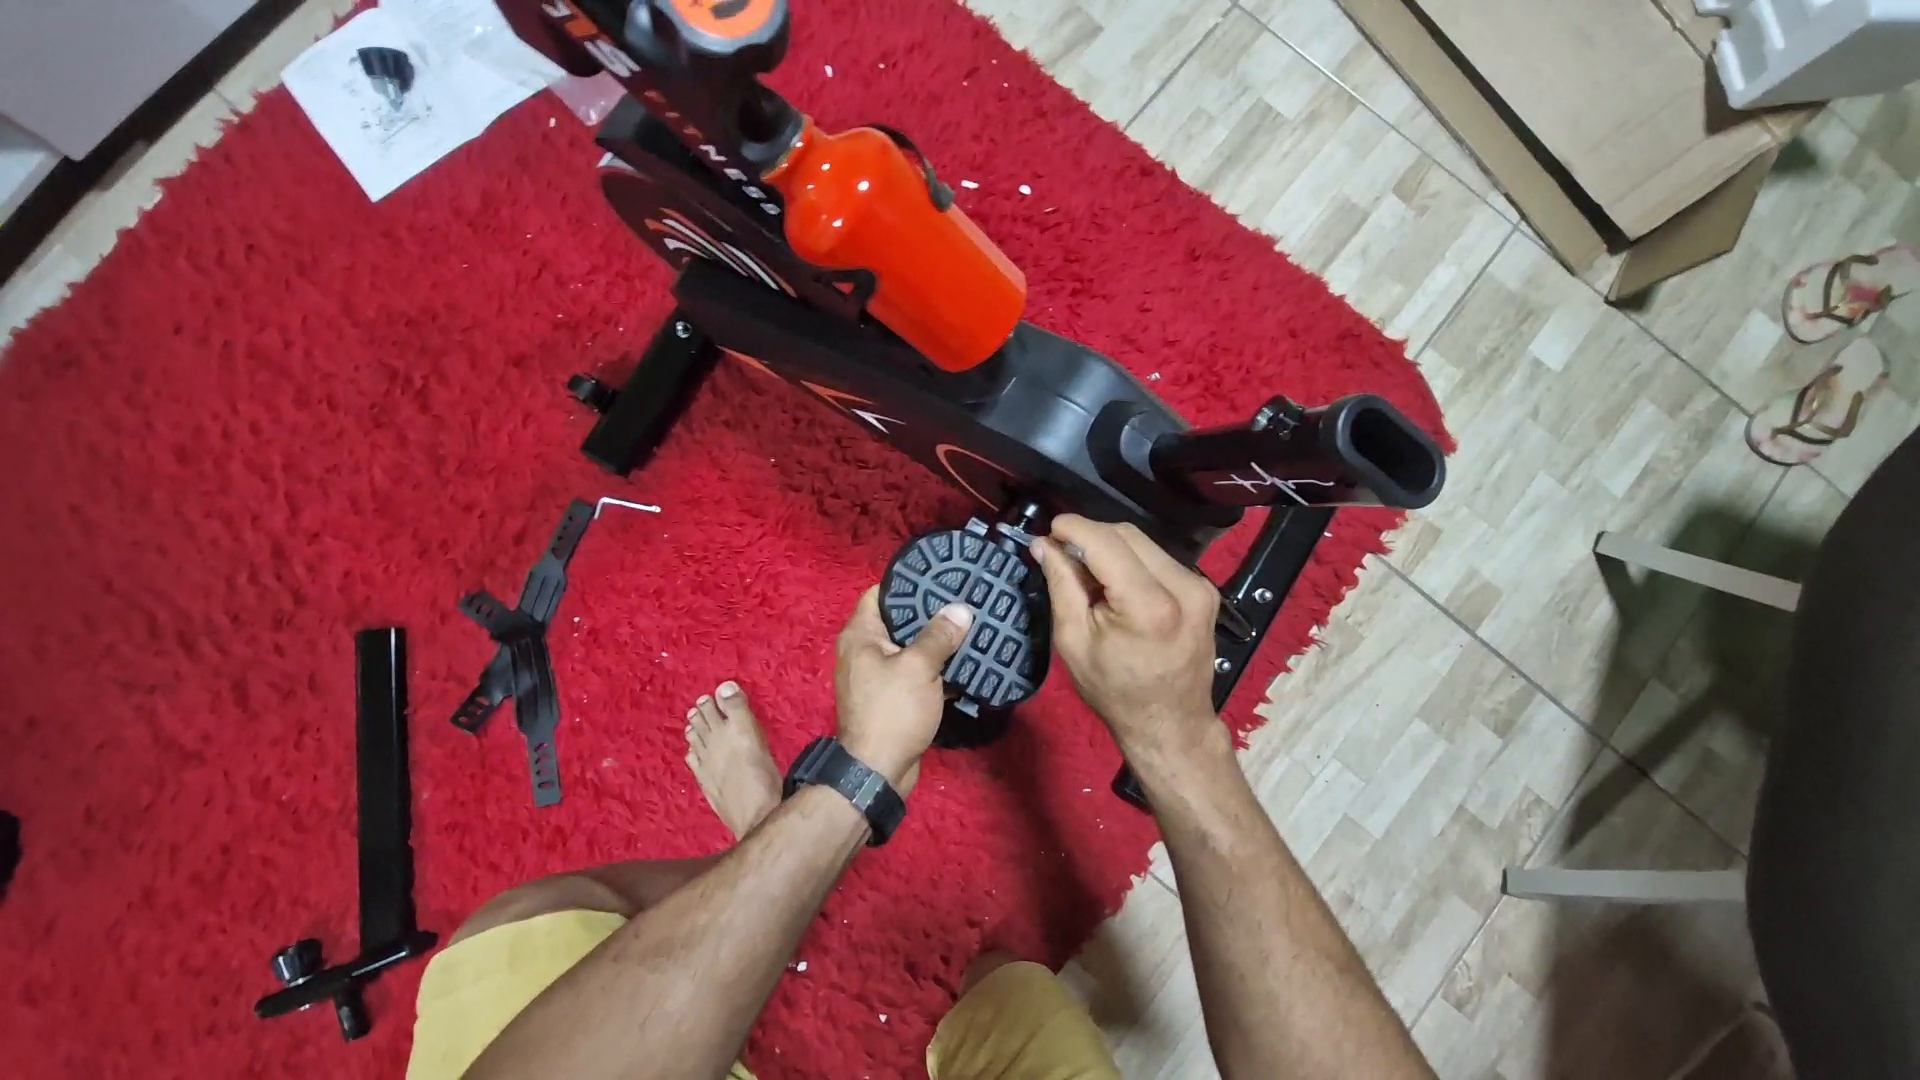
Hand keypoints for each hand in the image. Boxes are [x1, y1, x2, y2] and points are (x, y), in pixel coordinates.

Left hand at [833, 585, 973, 795]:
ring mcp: (876, 677)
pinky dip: (935, 668)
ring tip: (968, 625)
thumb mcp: (919, 667)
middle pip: (897, 620)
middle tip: (962, 599)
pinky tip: (964, 662)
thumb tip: (960, 609)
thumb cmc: (892, 711)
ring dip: (935, 642)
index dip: (907, 582)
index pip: (879, 594)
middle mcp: (863, 652)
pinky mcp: (890, 699)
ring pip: (909, 649)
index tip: (938, 575)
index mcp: (860, 636)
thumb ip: (939, 635)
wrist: (878, 771)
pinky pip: (914, 673)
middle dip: (928, 612)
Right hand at [1031, 515, 1220, 763]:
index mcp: (1149, 604)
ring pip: (1144, 543)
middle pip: (1127, 535)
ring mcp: (1199, 586)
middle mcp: (1182, 586)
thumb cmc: (1115, 690)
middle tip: (1061, 553)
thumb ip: (1061, 585)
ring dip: (1110, 547)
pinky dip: (1131, 561)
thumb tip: (1044, 544)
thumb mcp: (1073, 641)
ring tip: (1087, 572)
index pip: (1106, 542)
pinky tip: (1115, 583)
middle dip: (1090, 536)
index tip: (1049, 528)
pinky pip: (1159, 558)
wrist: (1170, 723)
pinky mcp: (1204, 590)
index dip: (1074, 528)